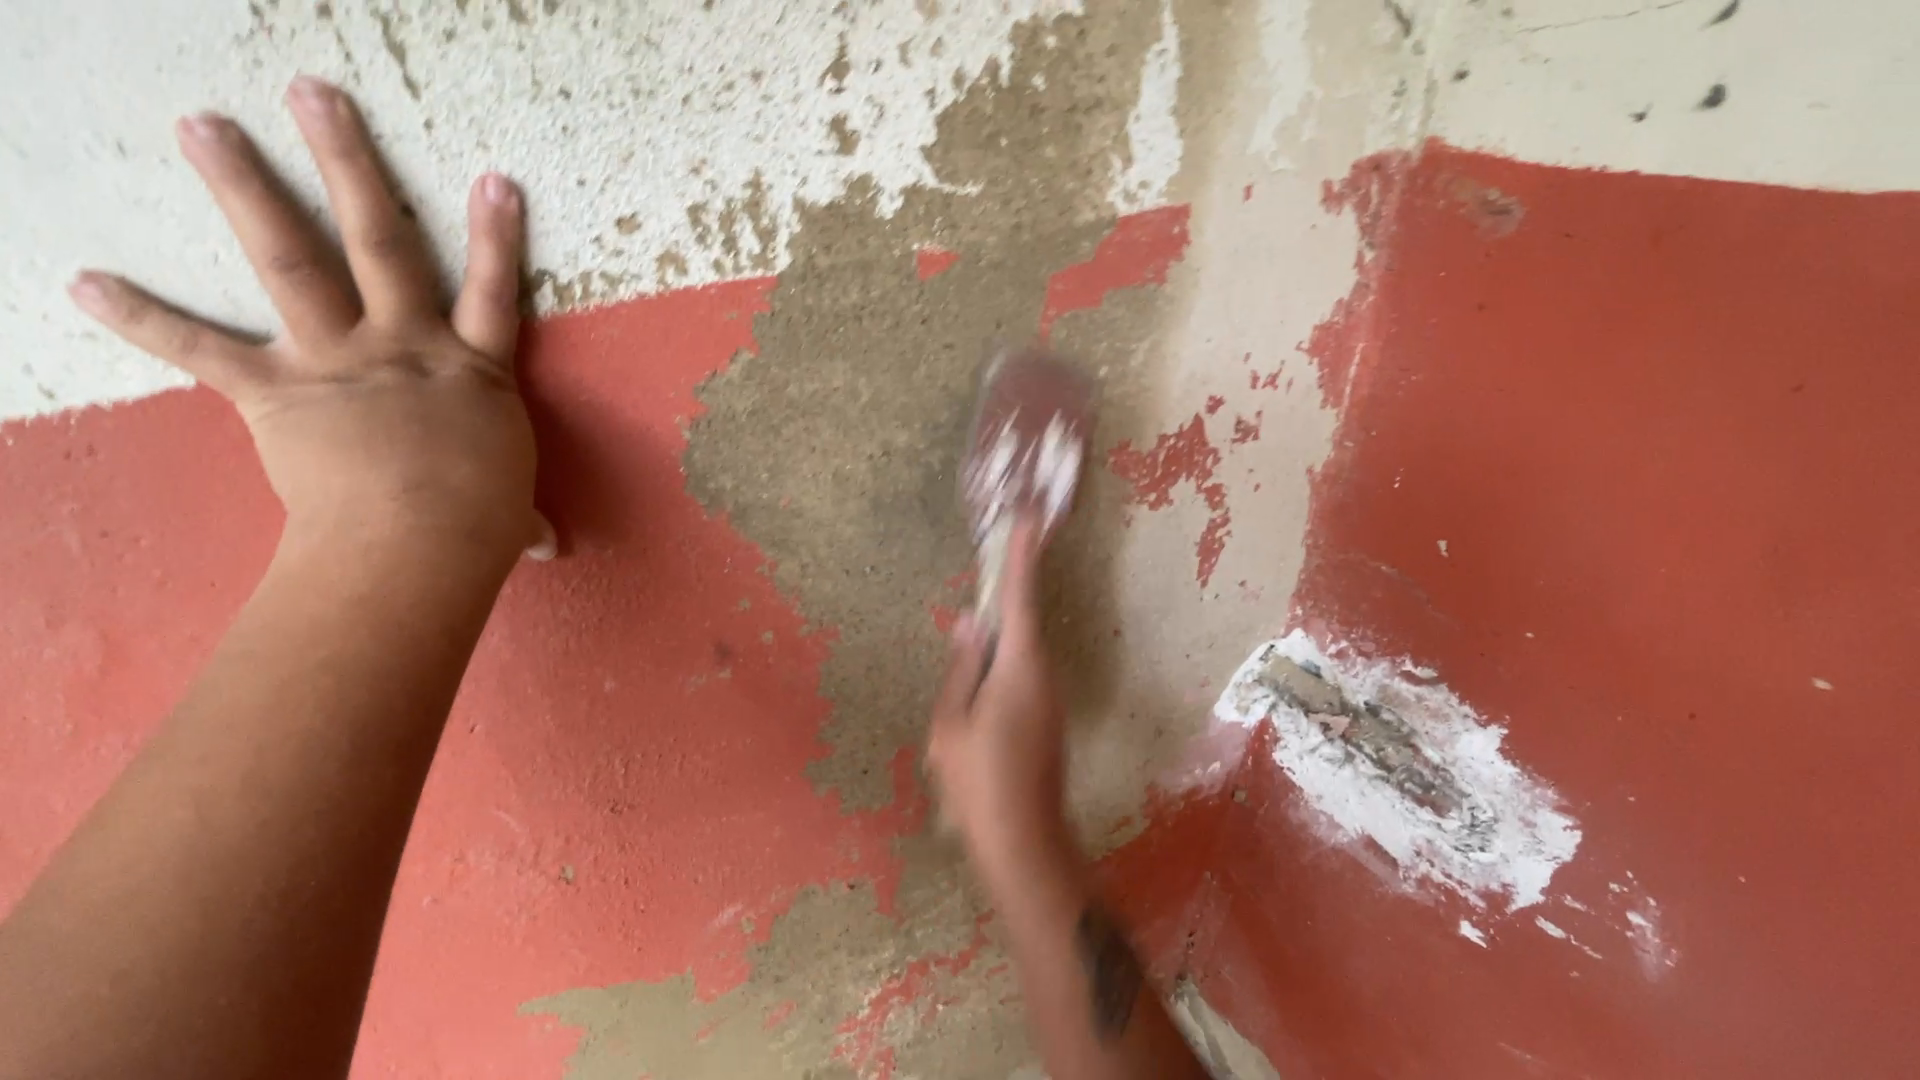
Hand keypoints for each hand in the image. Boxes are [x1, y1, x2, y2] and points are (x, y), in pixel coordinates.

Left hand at [67, 76, 552, 564]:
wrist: (419, 542)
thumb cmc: (481, 523)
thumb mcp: (515, 513)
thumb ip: (529, 518)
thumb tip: (551, 546)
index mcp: (472, 371)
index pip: (493, 292)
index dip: (498, 237)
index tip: (494, 179)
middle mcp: (406, 346)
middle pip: (383, 242)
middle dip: (351, 166)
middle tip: (314, 95)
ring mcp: (339, 361)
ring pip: (292, 262)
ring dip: (247, 189)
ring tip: (203, 125)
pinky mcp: (278, 393)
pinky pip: (204, 351)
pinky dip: (146, 318)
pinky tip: (86, 282)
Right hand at [927, 516, 1068, 867]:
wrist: (1022, 841)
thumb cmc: (977, 781)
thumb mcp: (950, 723)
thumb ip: (962, 668)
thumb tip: (968, 623)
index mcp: (1019, 668)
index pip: (1019, 599)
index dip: (1022, 556)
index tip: (1030, 517)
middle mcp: (1043, 676)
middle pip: (1023, 622)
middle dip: (1010, 588)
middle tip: (1002, 551)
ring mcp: (1049, 699)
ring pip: (1021, 651)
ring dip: (1002, 631)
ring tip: (976, 622)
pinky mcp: (1046, 719)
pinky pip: (1021, 673)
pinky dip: (1003, 659)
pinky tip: (981, 675)